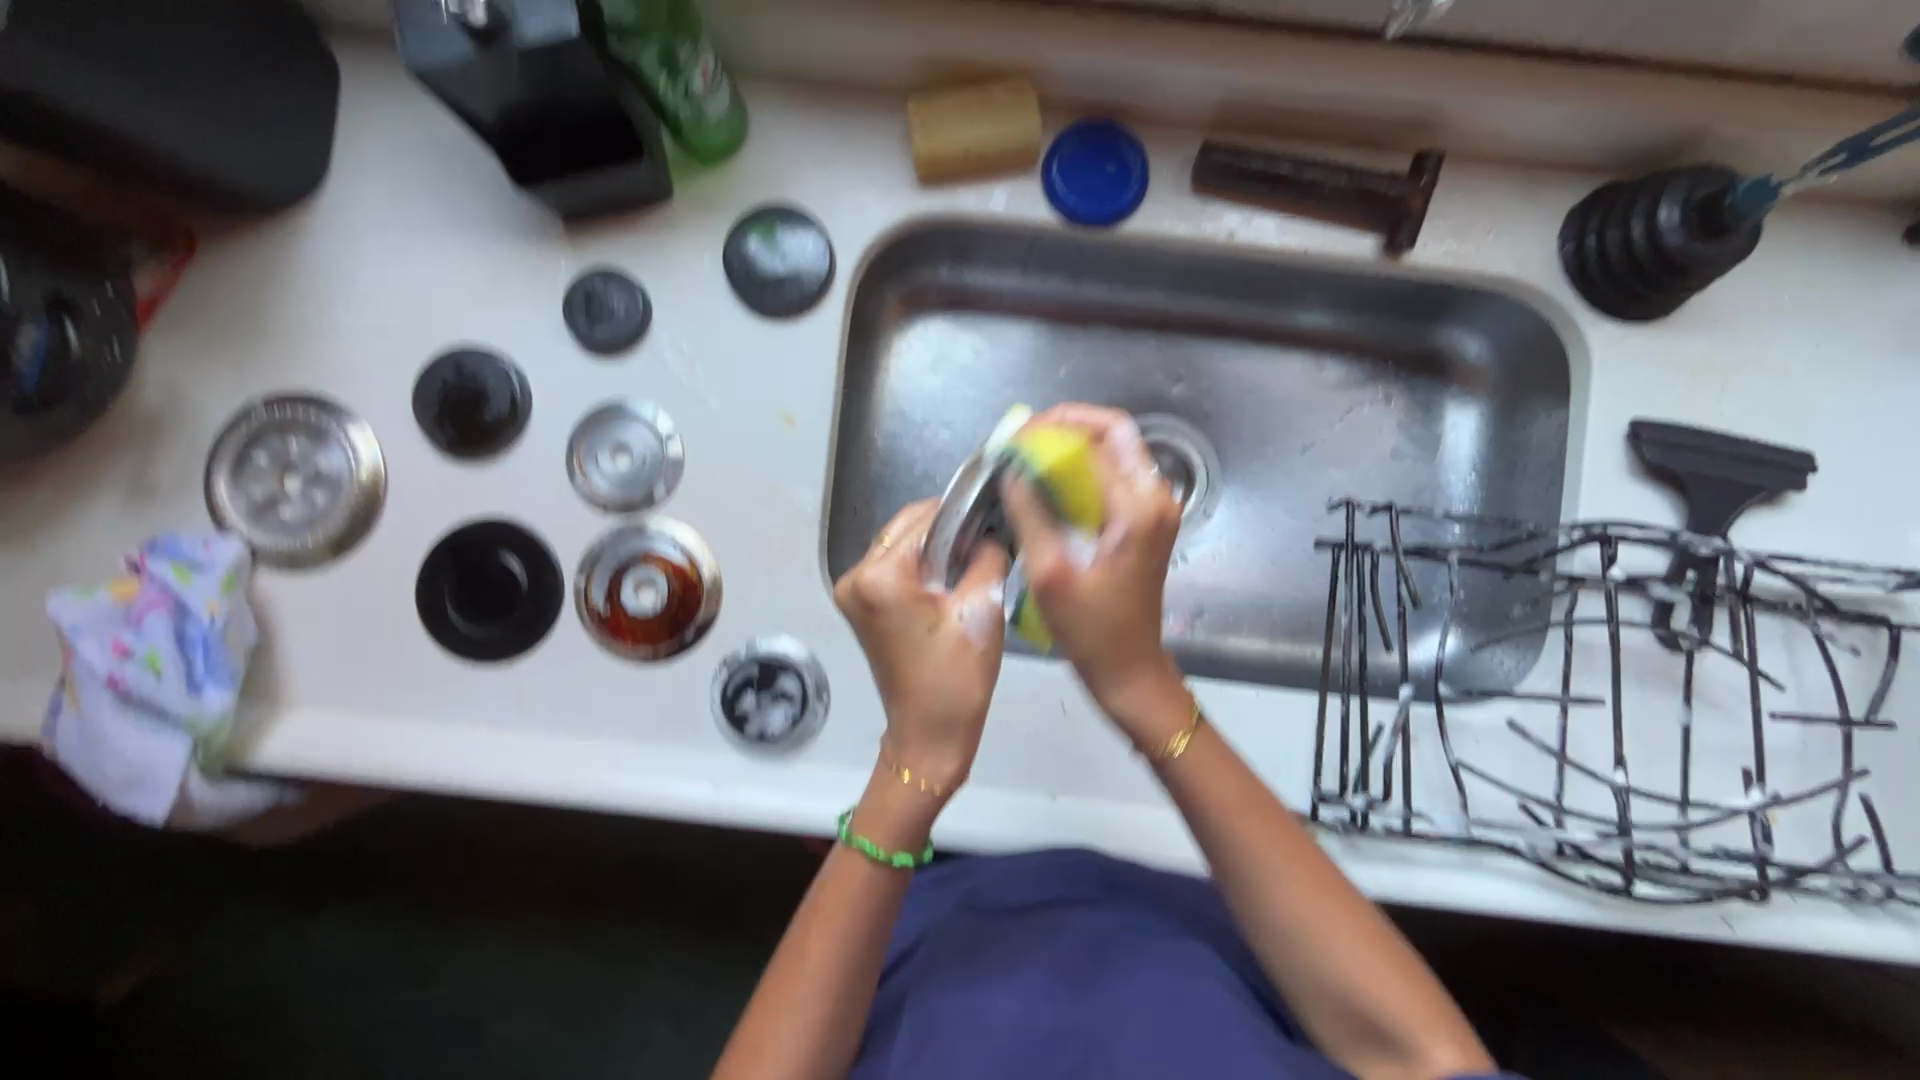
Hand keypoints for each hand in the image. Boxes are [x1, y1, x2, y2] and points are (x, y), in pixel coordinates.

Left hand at [834, 499, 1010, 793]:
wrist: (929, 733)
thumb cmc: (957, 678)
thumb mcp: (982, 609)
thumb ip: (988, 555)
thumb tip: (991, 530)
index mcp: (879, 577)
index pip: (926, 519)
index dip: (964, 516)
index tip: (995, 519)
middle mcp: (854, 576)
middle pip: (907, 527)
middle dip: (949, 531)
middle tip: (987, 544)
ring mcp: (851, 591)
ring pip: (901, 543)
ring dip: (936, 547)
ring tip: (973, 563)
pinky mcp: (859, 603)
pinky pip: (894, 565)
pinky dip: (922, 565)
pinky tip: (950, 579)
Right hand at [1001, 404, 1190, 742]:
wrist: (1130, 669)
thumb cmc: (1092, 631)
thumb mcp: (1051, 574)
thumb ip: (1032, 515)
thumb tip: (1013, 471)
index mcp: (1138, 508)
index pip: (1096, 440)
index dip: (1051, 430)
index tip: (1012, 440)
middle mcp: (1156, 497)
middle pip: (1113, 433)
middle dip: (1065, 427)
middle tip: (1021, 441)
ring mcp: (1156, 508)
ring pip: (1114, 451)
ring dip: (1072, 446)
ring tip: (1028, 457)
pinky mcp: (1146, 520)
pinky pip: (1113, 476)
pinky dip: (1080, 469)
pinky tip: (1048, 483)